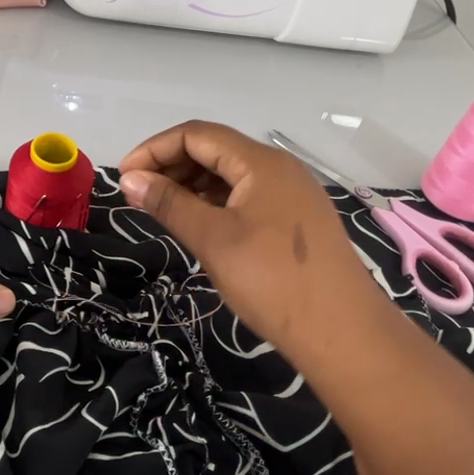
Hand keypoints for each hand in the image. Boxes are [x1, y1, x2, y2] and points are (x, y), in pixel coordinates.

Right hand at [119, 121, 389, 353]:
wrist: (347, 339)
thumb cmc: (274, 282)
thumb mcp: (213, 240)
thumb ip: (169, 203)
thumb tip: (130, 179)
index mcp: (261, 163)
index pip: (196, 135)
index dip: (154, 149)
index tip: (125, 177)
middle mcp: (278, 169)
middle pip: (213, 150)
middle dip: (170, 166)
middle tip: (138, 195)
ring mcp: (290, 195)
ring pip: (229, 174)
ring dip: (190, 185)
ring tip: (161, 210)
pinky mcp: (295, 221)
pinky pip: (245, 196)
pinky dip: (214, 202)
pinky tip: (197, 225)